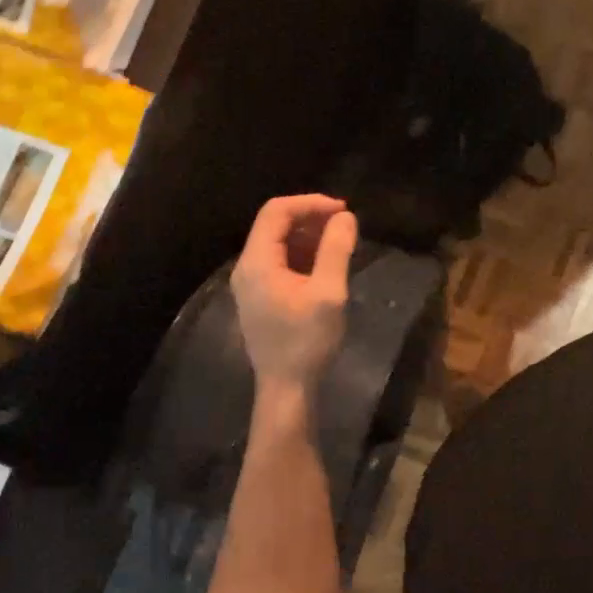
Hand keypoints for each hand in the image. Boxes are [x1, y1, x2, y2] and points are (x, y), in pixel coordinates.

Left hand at [232, 194, 356, 391]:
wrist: (286, 389)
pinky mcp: (261, 296)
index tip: (342, 211)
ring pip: (279, 242)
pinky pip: (280, 261)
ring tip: (340, 243)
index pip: (277, 211)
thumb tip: (345, 217)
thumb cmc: (306, 340)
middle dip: (311, 218)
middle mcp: (248, 267)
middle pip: (275, 224)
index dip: (310, 203)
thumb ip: (336, 249)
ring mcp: (252, 283)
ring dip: (309, 236)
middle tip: (345, 225)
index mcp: (257, 262)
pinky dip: (304, 254)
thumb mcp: (328, 293)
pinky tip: (327, 265)